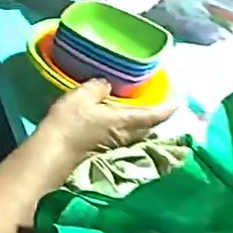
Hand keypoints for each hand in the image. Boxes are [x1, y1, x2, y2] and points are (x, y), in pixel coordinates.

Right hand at [42, 78, 175, 155]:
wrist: (54, 149)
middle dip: (155, 114)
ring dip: (141, 121)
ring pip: (136, 131)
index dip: (167, 107)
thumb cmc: (71, 121)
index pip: (154, 115)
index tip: (178, 101)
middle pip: (148, 125)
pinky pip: (123, 133)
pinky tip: (116, 117)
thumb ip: (97, 87)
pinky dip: (126, 124)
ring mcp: (114, 142)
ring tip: (138, 107)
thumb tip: (107, 83)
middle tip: (157, 100)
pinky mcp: (102, 145)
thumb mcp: (81, 96)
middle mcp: (125, 133)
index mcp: (125, 120)